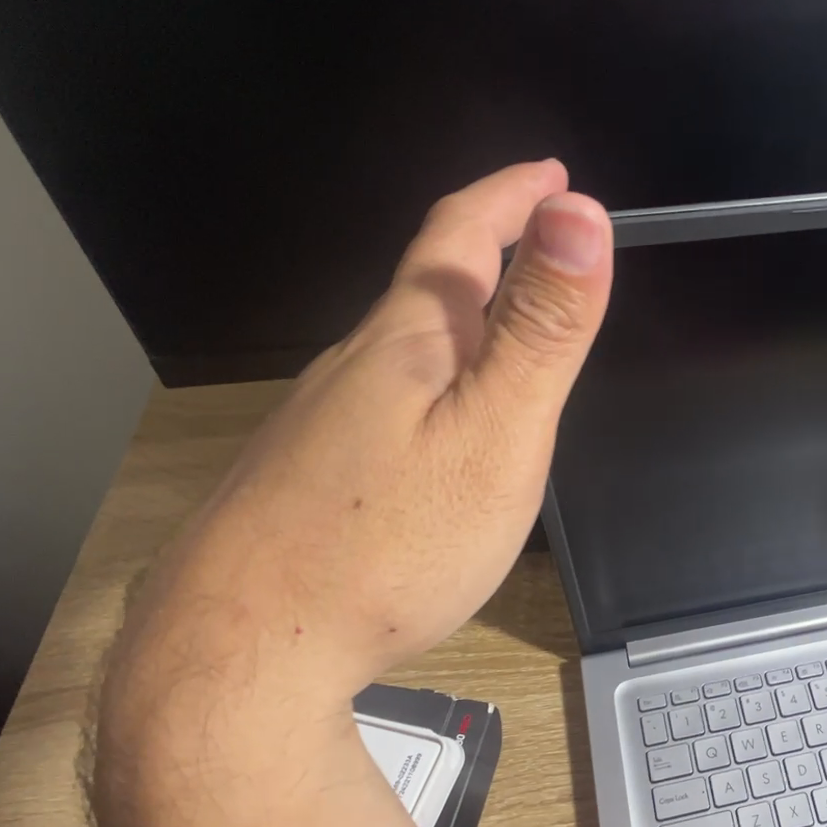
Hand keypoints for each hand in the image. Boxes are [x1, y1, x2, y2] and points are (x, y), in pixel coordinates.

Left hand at [115, 160, 611, 698]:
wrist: (248, 650)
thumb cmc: (392, 543)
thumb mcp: (498, 432)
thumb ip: (544, 330)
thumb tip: (579, 217)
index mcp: (410, 342)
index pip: (463, 235)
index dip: (512, 196)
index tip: (552, 175)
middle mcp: (357, 367)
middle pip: (428, 289)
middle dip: (490, 252)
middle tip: (538, 245)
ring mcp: (325, 422)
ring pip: (406, 350)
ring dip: (462, 321)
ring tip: (506, 330)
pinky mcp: (311, 475)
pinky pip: (385, 403)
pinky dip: (432, 382)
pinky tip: (440, 426)